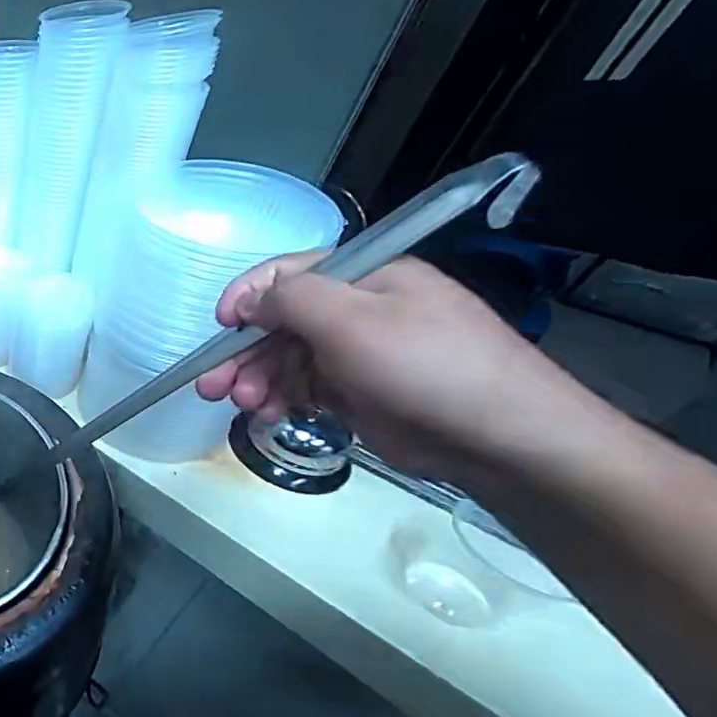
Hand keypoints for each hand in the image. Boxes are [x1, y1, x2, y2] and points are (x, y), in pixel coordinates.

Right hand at [192, 253, 616, 485]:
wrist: (505, 441)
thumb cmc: (426, 367)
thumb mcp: (351, 320)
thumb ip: (290, 299)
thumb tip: (248, 302)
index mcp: (365, 277)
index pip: (287, 274)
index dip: (246, 297)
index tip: (220, 327)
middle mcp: (358, 309)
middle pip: (278, 323)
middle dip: (242, 354)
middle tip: (212, 387)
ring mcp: (358, 352)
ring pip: (285, 359)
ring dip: (257, 381)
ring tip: (245, 407)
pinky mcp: (358, 390)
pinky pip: (303, 386)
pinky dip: (281, 399)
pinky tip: (270, 415)